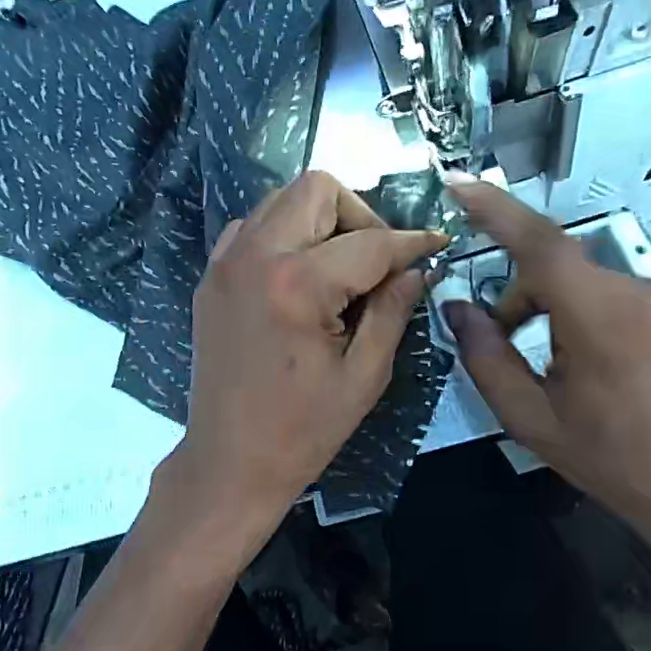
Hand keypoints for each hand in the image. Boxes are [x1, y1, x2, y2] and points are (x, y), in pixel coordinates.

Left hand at [174, 170, 447, 519]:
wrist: (230, 461)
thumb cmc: (305, 429)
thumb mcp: (365, 375)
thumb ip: (393, 311)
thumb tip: (416, 270)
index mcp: (298, 285)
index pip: (371, 242)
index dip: (412, 242)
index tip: (437, 243)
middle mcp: (257, 257)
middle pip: (318, 189)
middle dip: (361, 215)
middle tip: (381, 260)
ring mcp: (227, 263)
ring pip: (282, 200)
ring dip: (322, 221)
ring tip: (343, 267)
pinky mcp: (212, 277)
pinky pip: (255, 227)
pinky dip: (286, 235)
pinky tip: (303, 276)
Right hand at [441, 183, 650, 548]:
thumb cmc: (611, 459)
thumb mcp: (532, 419)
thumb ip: (487, 358)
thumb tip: (458, 309)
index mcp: (601, 316)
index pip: (540, 242)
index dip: (495, 210)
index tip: (460, 186)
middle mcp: (644, 290)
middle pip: (563, 267)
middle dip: (527, 297)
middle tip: (510, 341)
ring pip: (593, 282)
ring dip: (565, 309)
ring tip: (568, 365)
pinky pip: (626, 294)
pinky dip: (599, 314)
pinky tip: (608, 364)